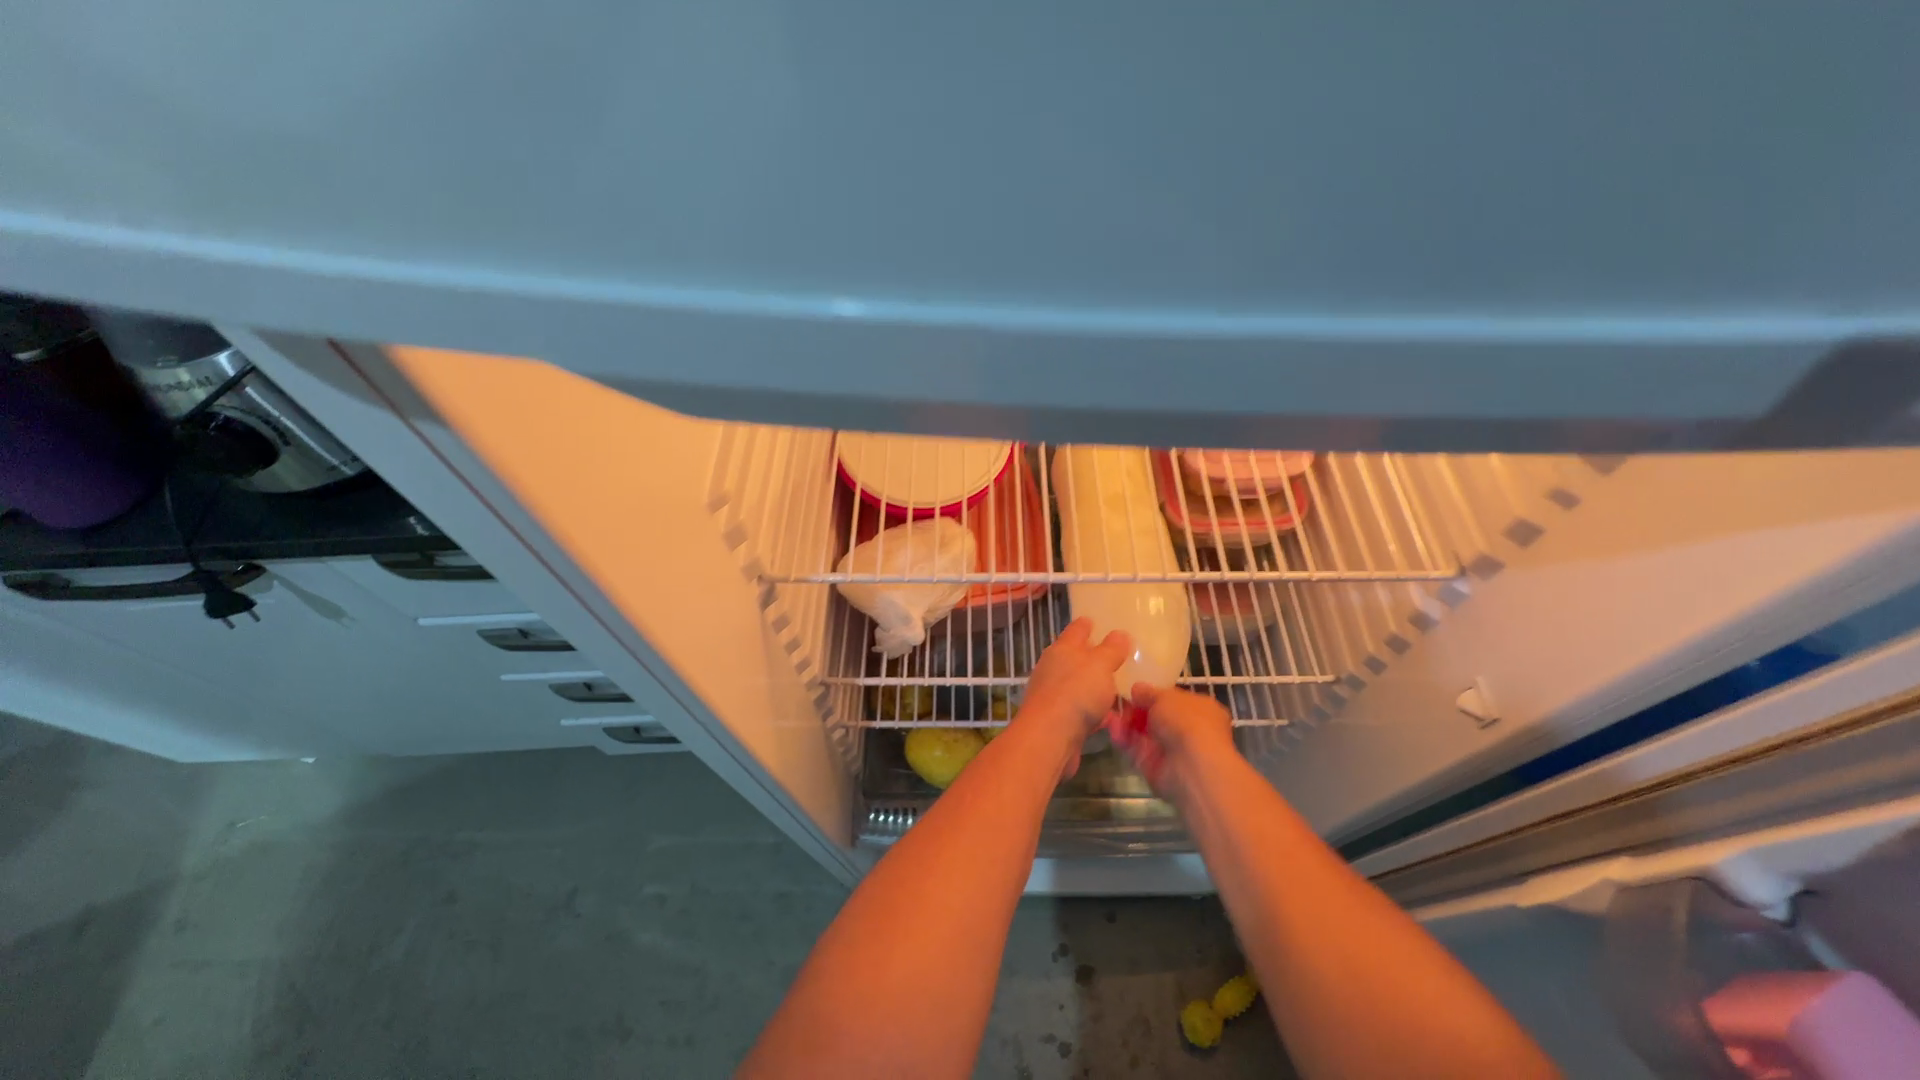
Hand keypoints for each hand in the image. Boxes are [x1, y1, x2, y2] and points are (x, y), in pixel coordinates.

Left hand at [1014, 618, 1130, 779]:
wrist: (1049, 738)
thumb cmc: (1076, 693)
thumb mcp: (1100, 665)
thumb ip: (1111, 650)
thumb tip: (1120, 634)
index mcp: (1062, 650)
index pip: (1076, 630)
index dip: (1085, 625)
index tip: (1092, 620)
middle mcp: (1054, 669)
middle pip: (1074, 658)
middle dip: (1091, 656)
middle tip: (1114, 656)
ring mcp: (1053, 696)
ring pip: (1078, 685)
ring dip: (1093, 686)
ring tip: (1116, 687)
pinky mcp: (1058, 721)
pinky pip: (1081, 711)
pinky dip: (1094, 712)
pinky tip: (1109, 717)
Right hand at [1108, 683, 1238, 805]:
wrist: (1191, 765)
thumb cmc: (1186, 721)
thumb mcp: (1166, 697)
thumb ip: (1149, 693)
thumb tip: (1137, 689)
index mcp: (1199, 709)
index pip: (1173, 701)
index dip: (1153, 696)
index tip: (1134, 691)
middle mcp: (1187, 729)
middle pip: (1156, 718)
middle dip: (1135, 710)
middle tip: (1118, 702)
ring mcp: (1171, 749)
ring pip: (1143, 734)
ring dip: (1126, 723)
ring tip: (1109, 714)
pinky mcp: (1154, 766)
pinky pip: (1136, 749)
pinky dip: (1123, 739)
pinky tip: (1112, 728)